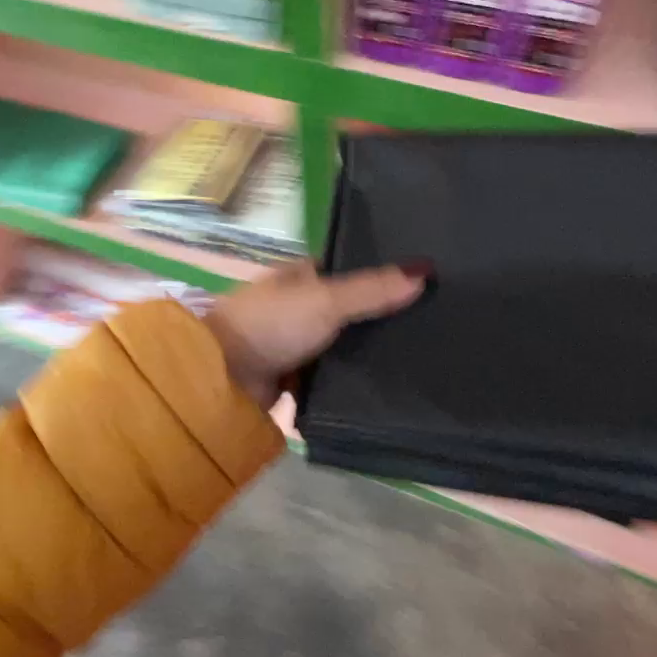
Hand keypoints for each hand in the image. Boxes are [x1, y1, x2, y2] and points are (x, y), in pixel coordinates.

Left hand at [205, 262, 427, 410]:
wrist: (223, 378)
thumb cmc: (272, 324)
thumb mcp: (326, 299)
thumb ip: (372, 290)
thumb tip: (425, 271)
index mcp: (300, 276)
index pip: (350, 269)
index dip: (382, 275)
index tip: (425, 285)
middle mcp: (298, 306)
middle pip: (349, 310)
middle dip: (380, 319)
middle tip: (433, 326)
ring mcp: (295, 343)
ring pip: (343, 346)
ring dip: (367, 354)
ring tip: (422, 358)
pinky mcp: (294, 379)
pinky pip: (332, 378)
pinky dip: (350, 382)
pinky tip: (388, 386)